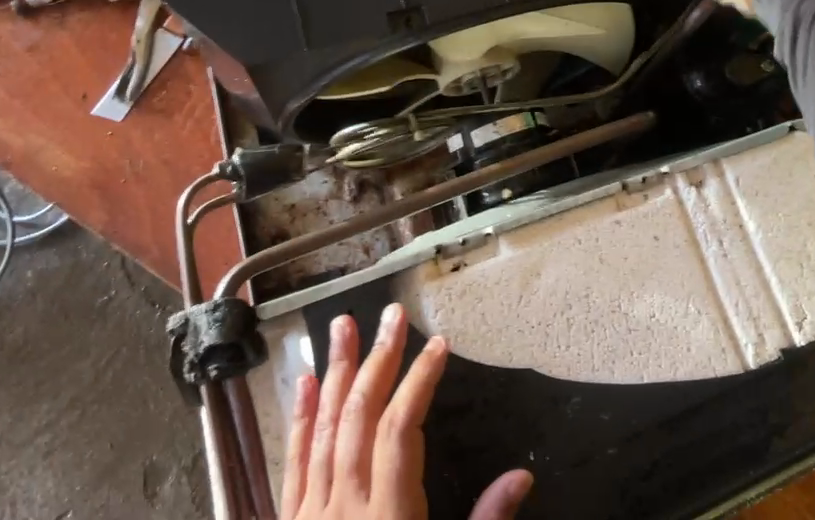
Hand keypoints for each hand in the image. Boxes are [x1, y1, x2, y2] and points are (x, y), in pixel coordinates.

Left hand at [281, 304, 533, 519]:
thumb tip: (522, 476)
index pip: (401, 432)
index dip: (419, 383)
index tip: (439, 344)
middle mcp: (343, 509)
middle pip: (358, 419)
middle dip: (376, 361)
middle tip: (391, 314)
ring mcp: (309, 516)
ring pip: (321, 431)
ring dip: (333, 374)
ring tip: (340, 326)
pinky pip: (293, 462)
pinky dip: (300, 418)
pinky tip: (304, 383)